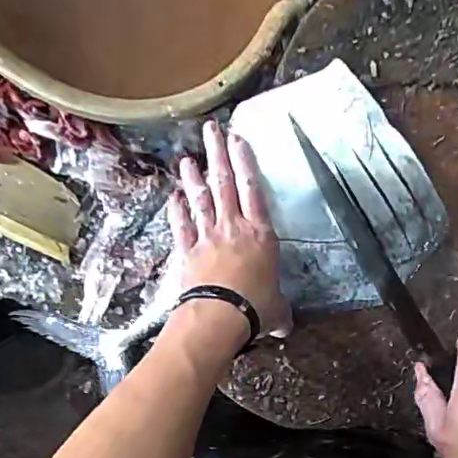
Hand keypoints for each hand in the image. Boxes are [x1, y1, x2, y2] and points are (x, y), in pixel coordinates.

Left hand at [167, 120, 293, 344]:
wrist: (220, 316)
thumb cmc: (256, 308)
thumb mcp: (277, 310)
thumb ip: (280, 311)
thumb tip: (284, 327)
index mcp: (261, 236)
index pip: (254, 190)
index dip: (246, 162)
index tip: (239, 139)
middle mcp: (233, 229)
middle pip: (224, 184)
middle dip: (218, 154)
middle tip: (212, 130)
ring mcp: (207, 238)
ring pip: (200, 200)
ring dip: (194, 178)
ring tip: (188, 158)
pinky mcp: (188, 252)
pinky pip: (182, 226)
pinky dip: (177, 210)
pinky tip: (173, 197)